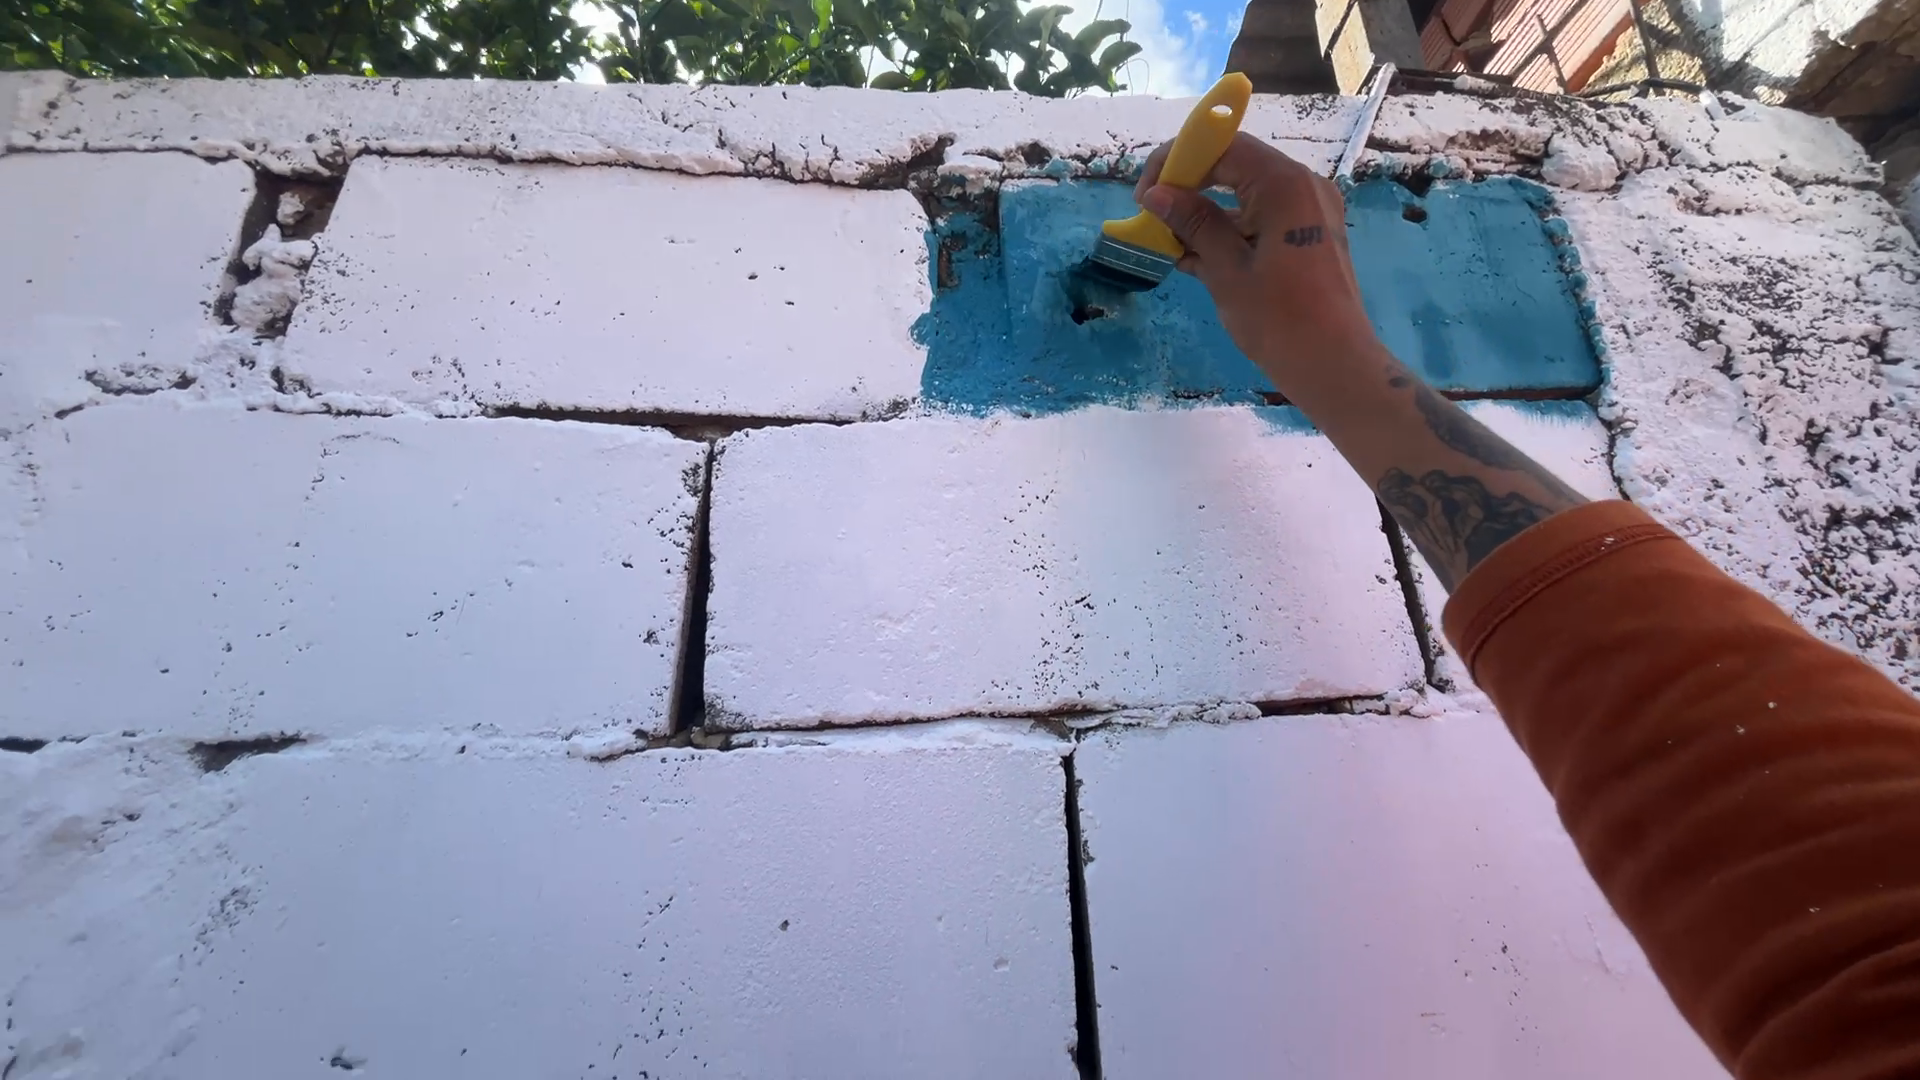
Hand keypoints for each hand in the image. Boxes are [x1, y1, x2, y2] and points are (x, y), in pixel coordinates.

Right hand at [1134, 133, 1378, 392]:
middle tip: (1154, 217)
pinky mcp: (1306, 236)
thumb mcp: (1226, 270)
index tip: (1145, 195)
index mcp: (1284, 185)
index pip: (1224, 148)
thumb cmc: (1277, 317)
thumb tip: (1157, 194)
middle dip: (1189, 186)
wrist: (1330, 362)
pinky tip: (1195, 257)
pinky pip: (1260, 219)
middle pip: (1235, 166)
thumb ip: (1194, 224)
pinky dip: (1228, 231)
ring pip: (1246, 195)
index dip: (1178, 161)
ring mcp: (1308, 211)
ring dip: (1205, 214)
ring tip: (1170, 244)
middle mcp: (1301, 186)